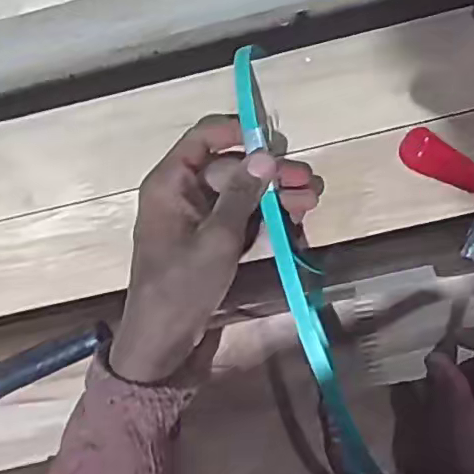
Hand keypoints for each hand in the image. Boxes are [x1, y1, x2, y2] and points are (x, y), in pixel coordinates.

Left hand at [112, 115, 321, 384]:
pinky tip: (293, 221)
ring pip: (241, 192)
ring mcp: (198, 215)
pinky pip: (240, 216)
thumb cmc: (182, 286)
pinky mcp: (210, 237)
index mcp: (171, 182)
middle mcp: (183, 191)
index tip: (274, 143)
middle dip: (270, 174)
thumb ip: (242, 195)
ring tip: (310, 202)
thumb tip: (266, 155)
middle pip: (231, 167)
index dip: (238, 132)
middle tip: (307, 184)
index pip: (204, 137)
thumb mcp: (217, 239)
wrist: (163, 341)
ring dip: (274, 195)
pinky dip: (264, 217)